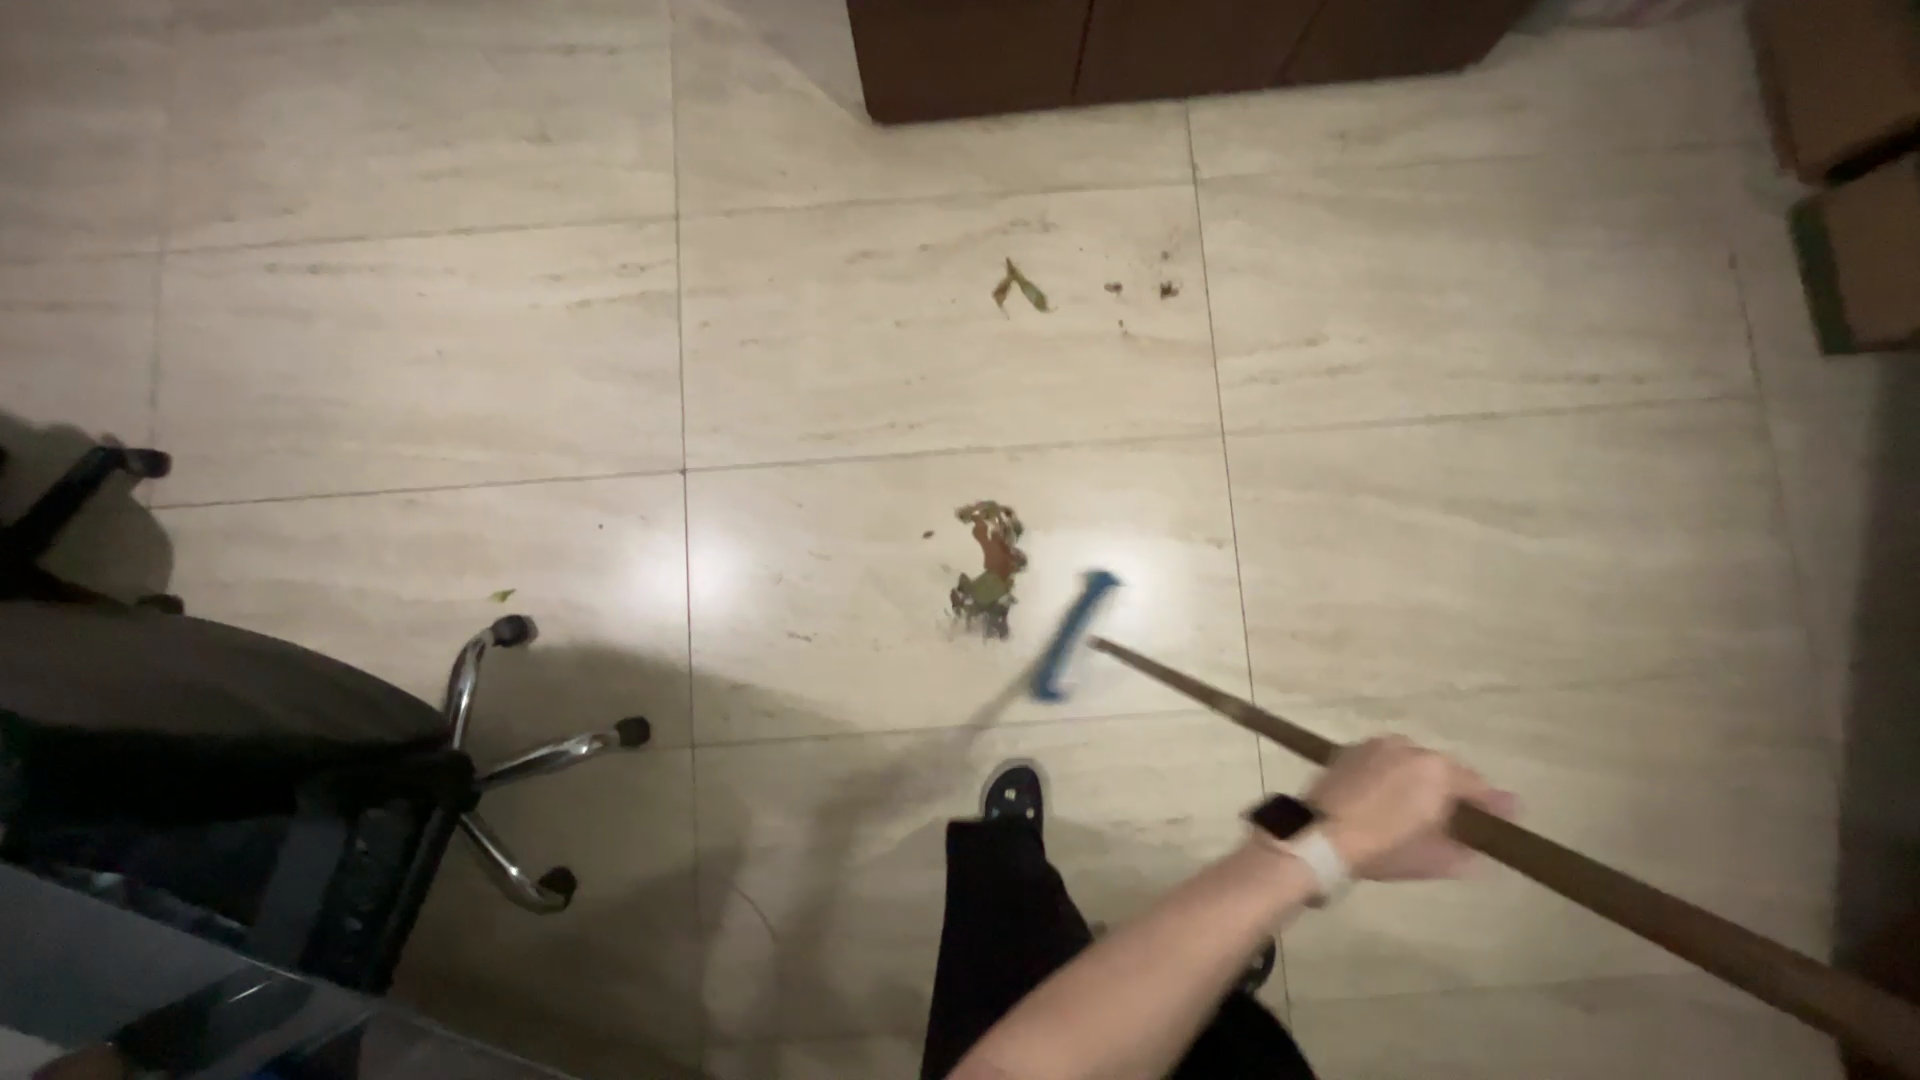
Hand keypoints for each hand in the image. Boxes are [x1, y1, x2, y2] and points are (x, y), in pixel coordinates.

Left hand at [1303, 735, 1516, 880]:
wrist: (1319, 833)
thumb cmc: (1383, 846)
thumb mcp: (1434, 858)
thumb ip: (1466, 850)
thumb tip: (1481, 851)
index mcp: (1436, 769)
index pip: (1476, 785)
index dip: (1494, 803)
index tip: (1510, 815)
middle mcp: (1407, 747)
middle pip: (1442, 769)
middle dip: (1454, 790)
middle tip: (1462, 814)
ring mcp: (1374, 745)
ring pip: (1410, 762)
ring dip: (1421, 779)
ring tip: (1424, 806)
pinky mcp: (1347, 751)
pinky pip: (1383, 761)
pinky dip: (1393, 775)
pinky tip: (1390, 796)